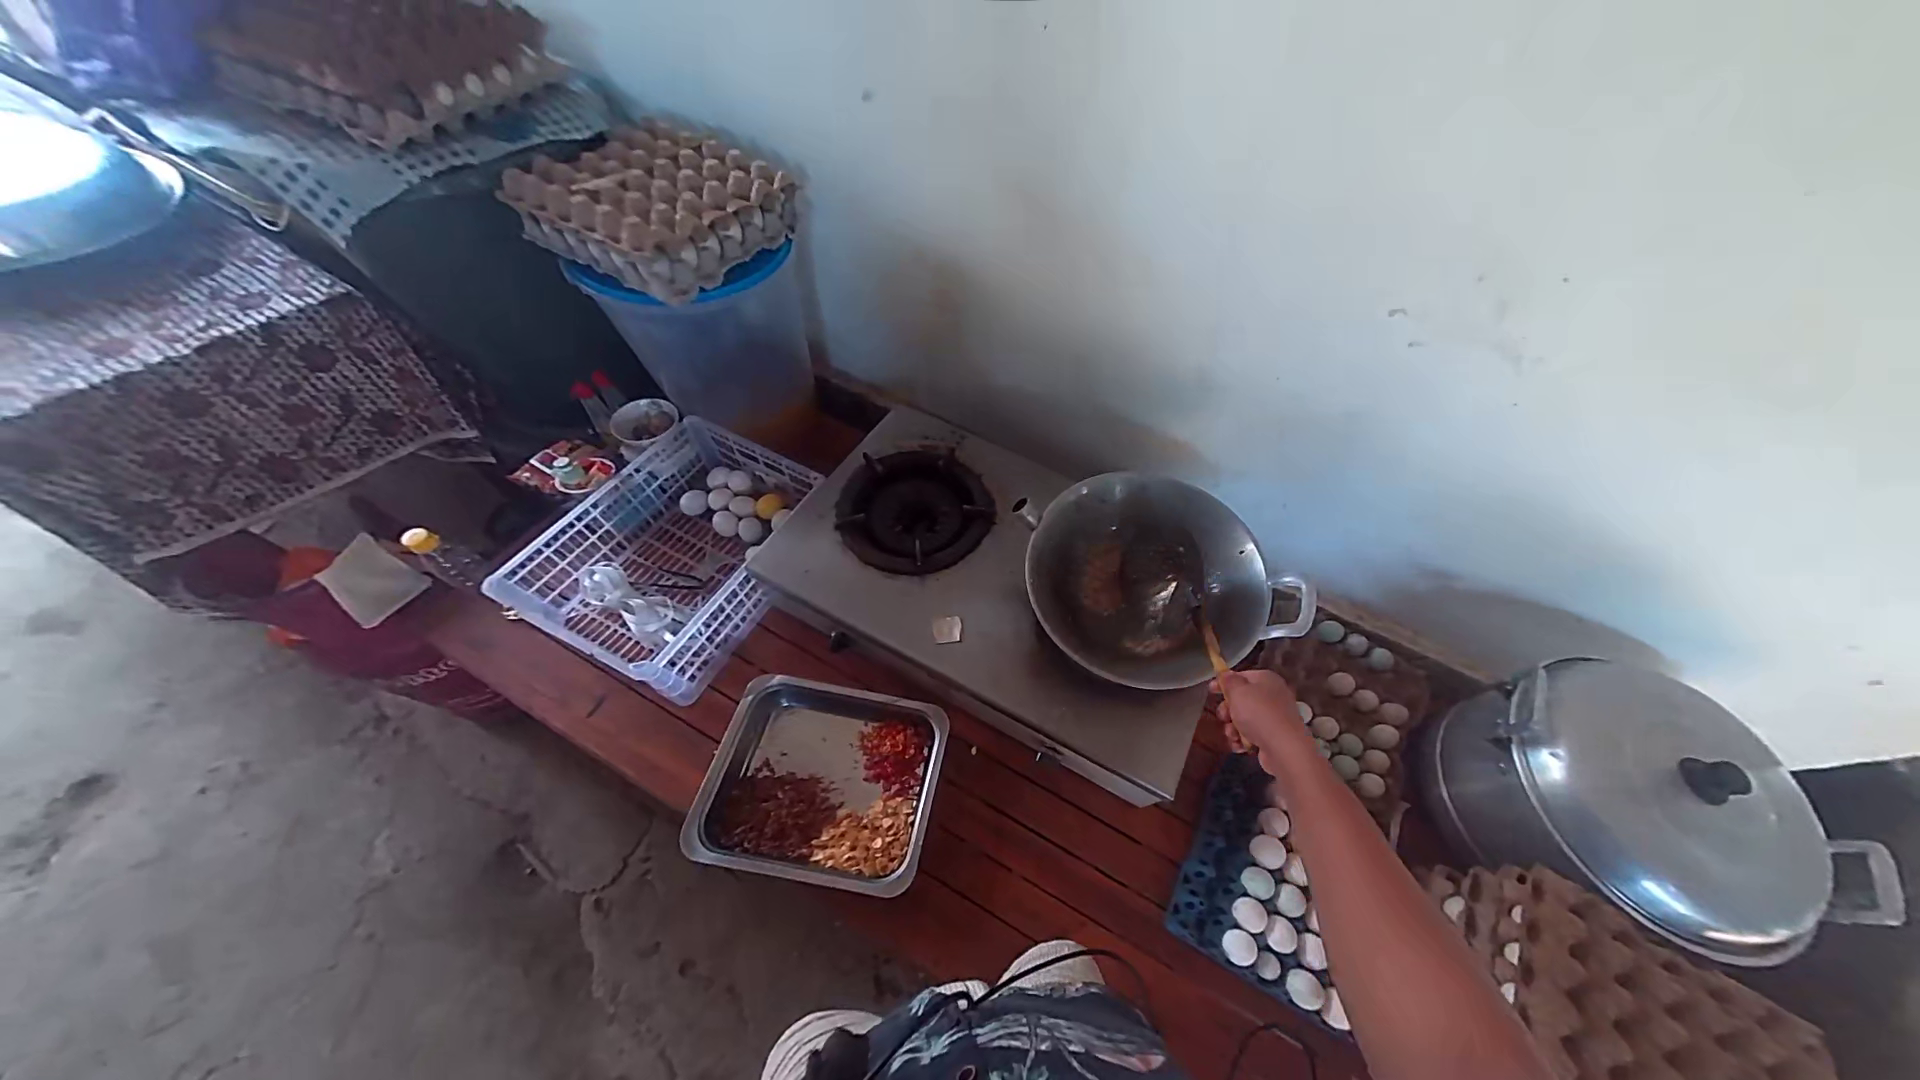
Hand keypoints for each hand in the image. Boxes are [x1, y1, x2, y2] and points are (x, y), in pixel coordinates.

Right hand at [1215, 668, 1305, 778]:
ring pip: (1243, 719)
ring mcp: (1274, 718)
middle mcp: (1272, 696)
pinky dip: (1243, 740)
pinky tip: (1240, 745)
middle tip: (1225, 717)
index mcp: (1266, 680)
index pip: (1241, 676)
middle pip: (1241, 699)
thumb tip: (1225, 674)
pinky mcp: (1273, 737)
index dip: (1224, 682)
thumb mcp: (1237, 691)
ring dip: (1232, 728)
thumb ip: (1228, 680)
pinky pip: (1251, 734)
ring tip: (1234, 735)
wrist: (1284, 748)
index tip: (1211, 690)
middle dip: (1227, 710)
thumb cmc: (1258, 714)